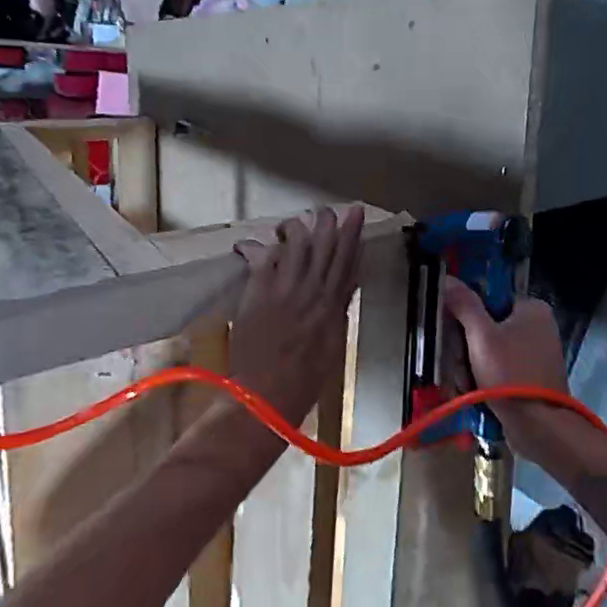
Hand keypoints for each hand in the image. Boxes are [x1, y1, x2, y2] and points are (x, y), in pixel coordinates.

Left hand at [228, 207, 363, 425]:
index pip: (347, 262)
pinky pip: (264, 259)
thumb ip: (337, 314)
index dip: (352, 236)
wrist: (266, 397)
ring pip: (296, 245)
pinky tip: (250, 244)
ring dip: (295, 229)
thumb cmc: (303, 382)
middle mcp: (313, 293)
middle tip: (328, 209)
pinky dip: (257, 248)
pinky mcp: (260, 292)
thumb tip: (344, 287)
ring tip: (292, 224)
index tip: (356, 215)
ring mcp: (286, 290)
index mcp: (333, 308)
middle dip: (328, 224)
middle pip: (325, 248)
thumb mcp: (333, 347)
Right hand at [441, 276, 602, 460]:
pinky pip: (502, 368)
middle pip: (488, 325)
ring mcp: (538, 353)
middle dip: (467, 345)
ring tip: (465, 382)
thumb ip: (464, 304)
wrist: (541, 428)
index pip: (489, 298)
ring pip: (492, 349)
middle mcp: (539, 327)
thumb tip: (448, 278)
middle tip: (458, 363)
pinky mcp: (534, 378)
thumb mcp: (480, 335)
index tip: (455, 332)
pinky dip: (487, 377)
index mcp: (532, 308)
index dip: (468, 312)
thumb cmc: (510, 373)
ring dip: (473, 364)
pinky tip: (475, 390)